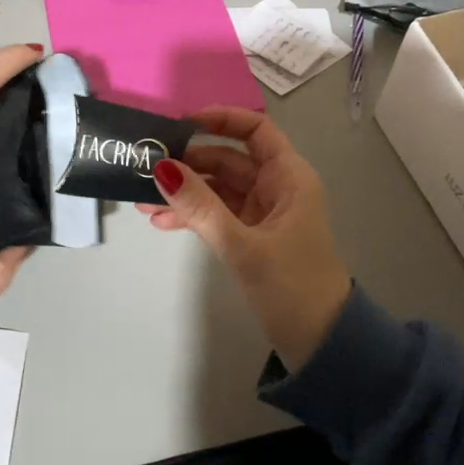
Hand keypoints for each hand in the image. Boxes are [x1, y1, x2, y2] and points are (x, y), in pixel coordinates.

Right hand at [139, 106, 351, 369]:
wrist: (320, 344)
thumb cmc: (292, 285)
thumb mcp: (243, 245)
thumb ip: (201, 206)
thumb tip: (162, 168)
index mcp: (289, 177)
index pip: (255, 130)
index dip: (221, 120)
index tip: (182, 124)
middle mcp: (276, 188)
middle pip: (229, 159)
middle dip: (189, 161)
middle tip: (148, 166)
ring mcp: (262, 213)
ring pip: (218, 188)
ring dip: (184, 192)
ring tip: (143, 198)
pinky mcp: (250, 237)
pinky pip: (216, 214)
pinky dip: (192, 215)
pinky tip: (161, 222)